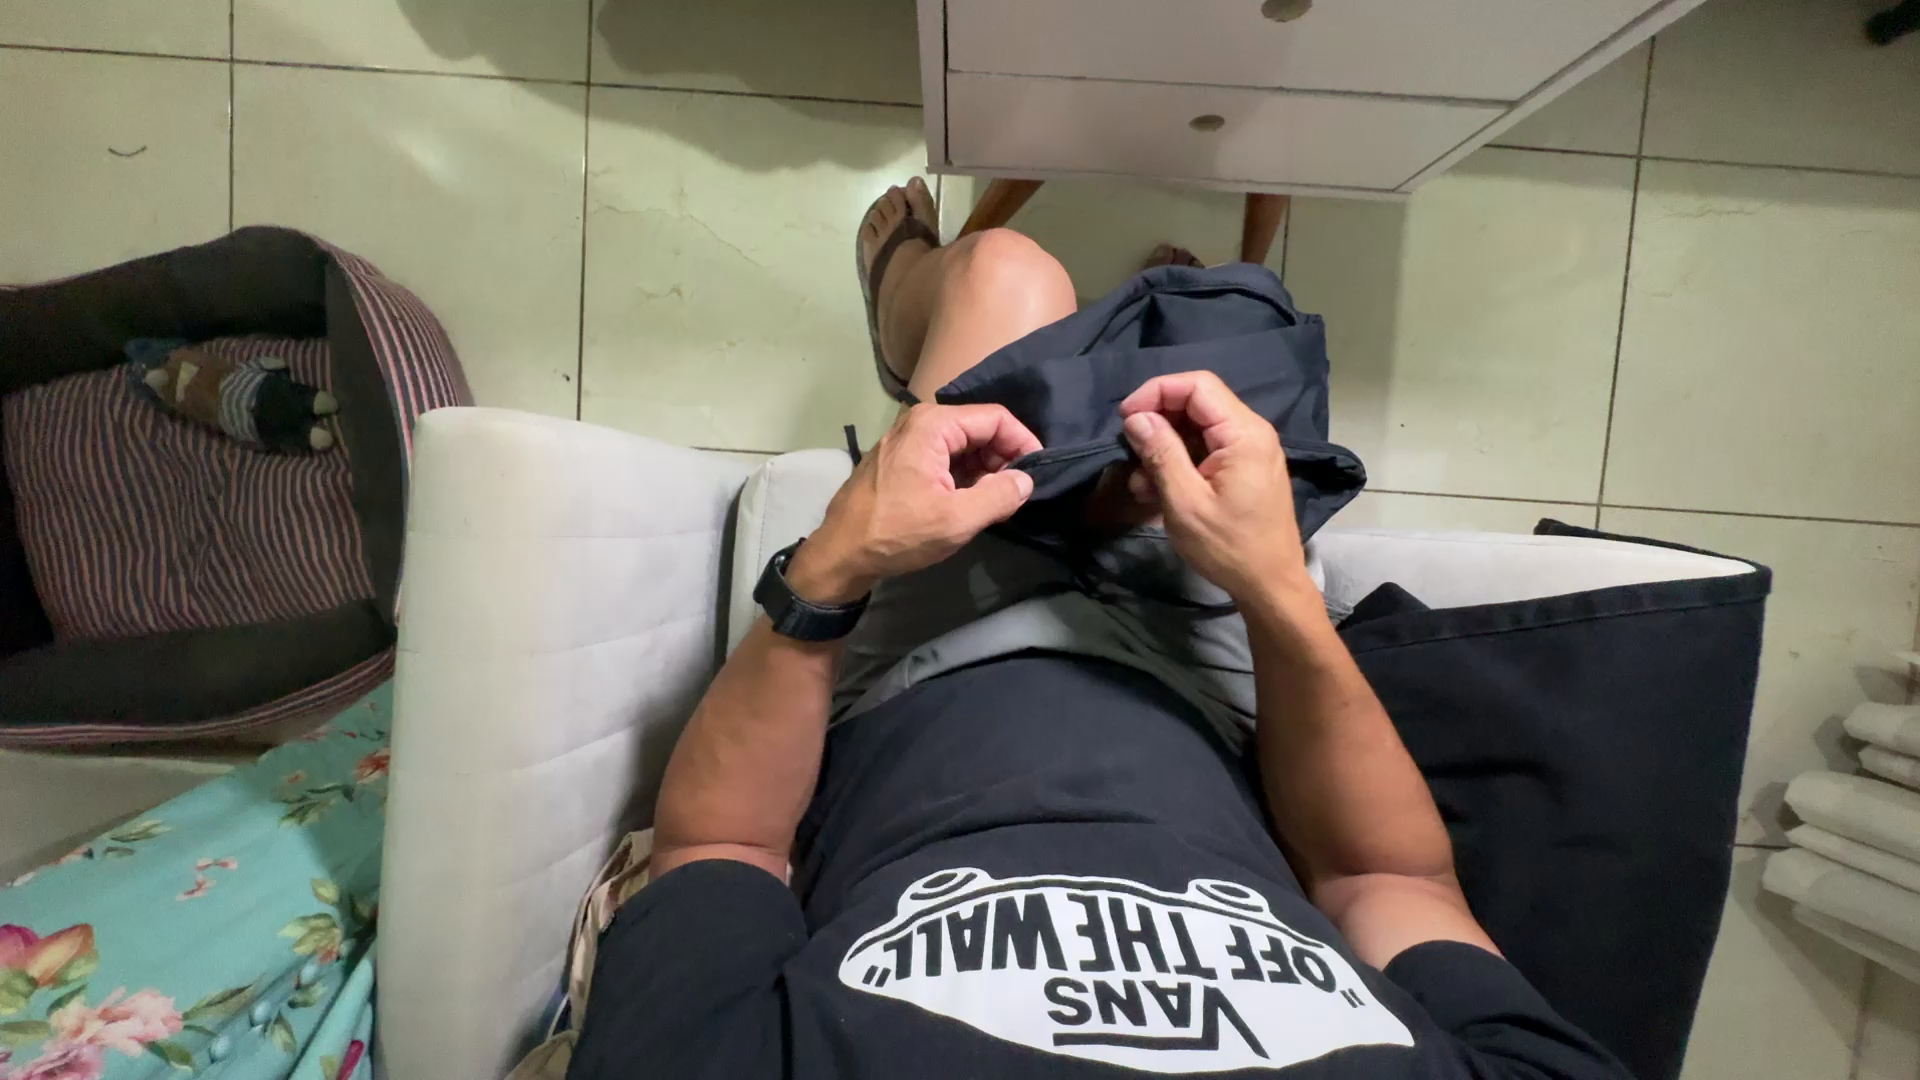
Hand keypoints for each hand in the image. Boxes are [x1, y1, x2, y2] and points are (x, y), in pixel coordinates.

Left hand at [787, 404, 1040, 602]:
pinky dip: (964, 475)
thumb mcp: (957, 520)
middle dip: (1004, 457)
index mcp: (933, 425)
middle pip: (979, 428)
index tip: (1037, 473)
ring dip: (985, 469)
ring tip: (997, 501)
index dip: (1023, 442)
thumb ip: (999, 496)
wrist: (841, 553)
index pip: (995, 418)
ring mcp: (906, 440)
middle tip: (1017, 492)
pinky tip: (971, 501)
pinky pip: (943, 457)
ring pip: (962, 445)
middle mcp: (919, 422)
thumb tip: (1026, 480)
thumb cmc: (896, 533)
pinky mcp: (900, 460)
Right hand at [1118, 371, 1311, 603]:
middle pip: (1196, 403)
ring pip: (1195, 428)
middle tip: (1129, 451)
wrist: (1268, 585)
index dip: (1156, 392)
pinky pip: (1203, 450)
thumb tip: (1137, 418)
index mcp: (1243, 434)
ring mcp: (1247, 451)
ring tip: (1140, 483)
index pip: (1197, 385)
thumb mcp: (1185, 502)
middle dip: (1157, 422)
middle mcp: (1250, 433)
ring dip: (1162, 448)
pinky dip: (1176, 463)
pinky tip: (1155, 490)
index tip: (1126, 418)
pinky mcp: (1241, 469)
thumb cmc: (1228, 546)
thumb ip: (1161, 454)